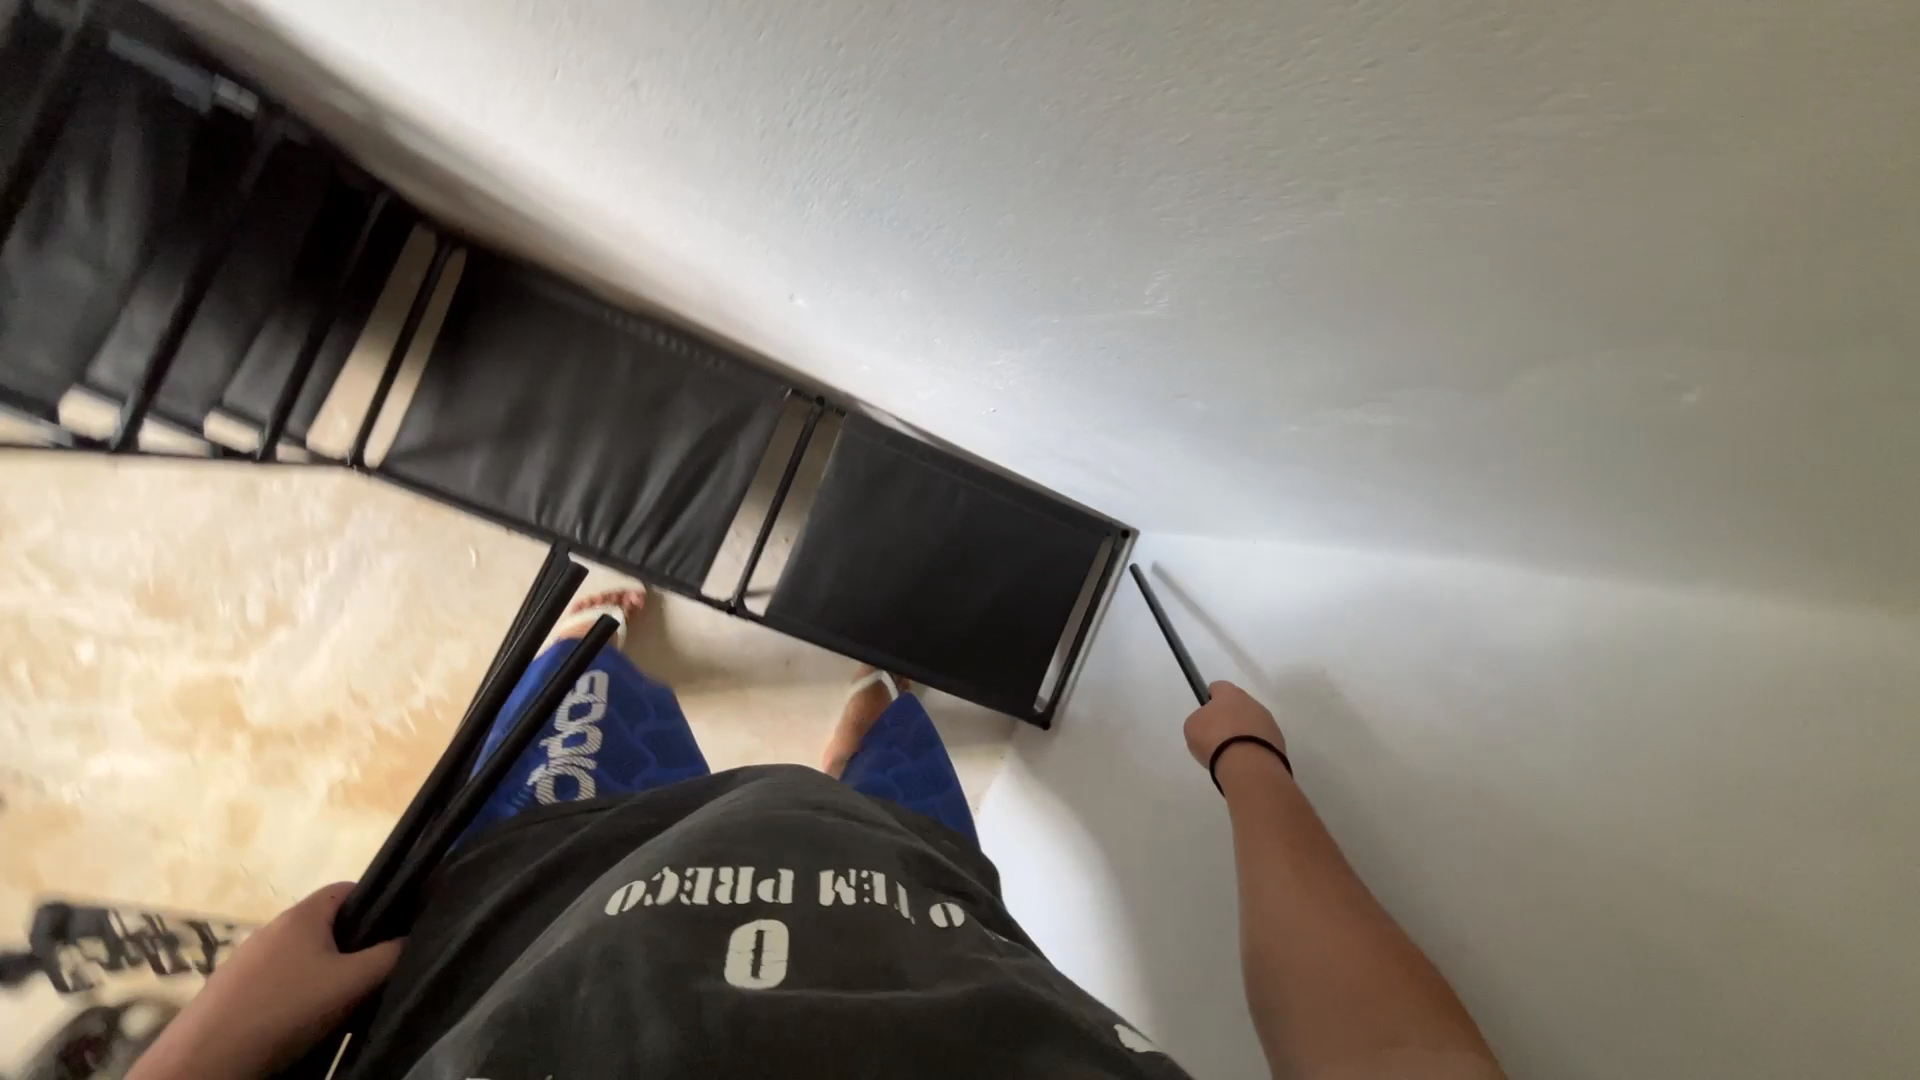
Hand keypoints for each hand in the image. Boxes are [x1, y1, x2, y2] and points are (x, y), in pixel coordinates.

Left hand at [130, 883, 403, 1079]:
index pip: (351, 888)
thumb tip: (413, 939)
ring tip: (335, 1004)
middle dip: (352, 946)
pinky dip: (292, 996)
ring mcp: (241, 962)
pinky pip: (274, 982)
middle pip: (327, 925)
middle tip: (368, 974)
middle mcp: (270, 929)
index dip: (378, 904)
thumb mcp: (355, 981)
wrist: (197, 1068)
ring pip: (301, 957)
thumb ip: (393, 954)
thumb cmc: (283, 1010)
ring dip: (322, 974)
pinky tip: (297, 1023)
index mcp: (301, 914)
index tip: (392, 933)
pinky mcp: (224, 994)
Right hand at [1184, 680, 1285, 767]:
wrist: (1248, 765)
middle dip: (1229, 717)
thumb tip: (1209, 722)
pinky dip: (1254, 747)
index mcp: (1229, 694)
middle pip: (1238, 705)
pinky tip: (1244, 760)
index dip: (1210, 698)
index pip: (1218, 687)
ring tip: (1231, 752)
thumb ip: (1200, 718)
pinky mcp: (1279, 741)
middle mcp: (1252, 702)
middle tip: (1217, 735)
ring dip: (1243, 732)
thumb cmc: (1214, 740)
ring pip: (1252, 722)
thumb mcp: (1192, 726)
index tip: (1205, 713)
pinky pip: (1262, 740)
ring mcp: (1269, 722)